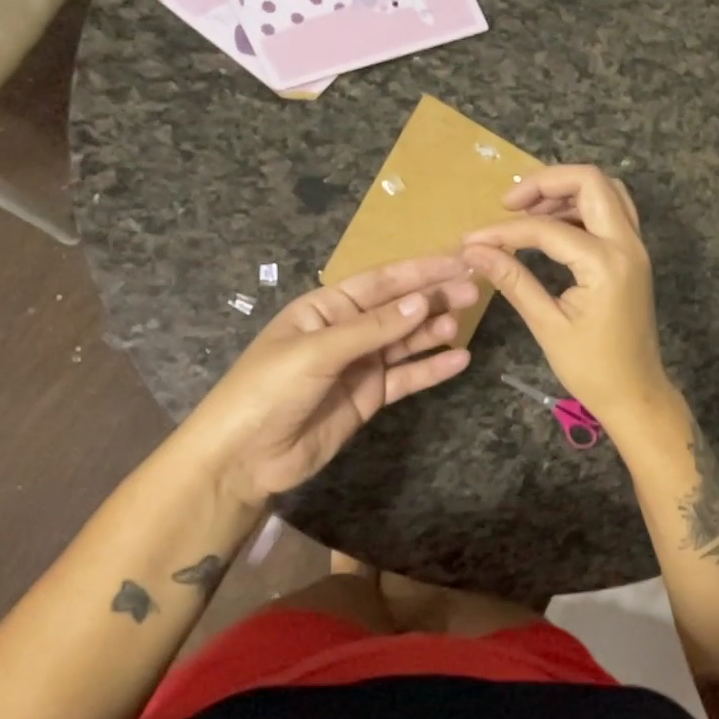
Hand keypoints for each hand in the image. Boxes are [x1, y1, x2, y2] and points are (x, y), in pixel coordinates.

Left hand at [176, 255, 477, 505]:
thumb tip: (423, 302)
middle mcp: (347, 331)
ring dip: (434, 331)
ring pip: (406, 342)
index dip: (421, 271)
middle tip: (474, 292)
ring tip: (461, 324)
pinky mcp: (370, 396)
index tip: (460, 262)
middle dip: (434, 298)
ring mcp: (360, 365)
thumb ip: (373, 329)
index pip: (382, 282)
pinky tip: (459, 360)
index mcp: (326, 308)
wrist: (245, 456)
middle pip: (399, 309)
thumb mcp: (317, 352)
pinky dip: (432, 369)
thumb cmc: (268, 391)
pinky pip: (408, 378)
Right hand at [462, 165, 676, 432]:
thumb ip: (513, 281)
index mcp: (606, 264)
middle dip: (545, 182)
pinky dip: (582, 208)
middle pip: (591, 181)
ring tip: (527, 211)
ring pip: (606, 192)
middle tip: (509, 203)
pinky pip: (613, 213)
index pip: (547, 228)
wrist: (636, 393)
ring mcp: (636, 249)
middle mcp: (628, 245)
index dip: (504, 231)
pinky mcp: (634, 257)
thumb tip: (474, 252)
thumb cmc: (592, 369)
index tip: (472, 240)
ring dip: (566, 191)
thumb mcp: (547, 325)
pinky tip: (552, 227)